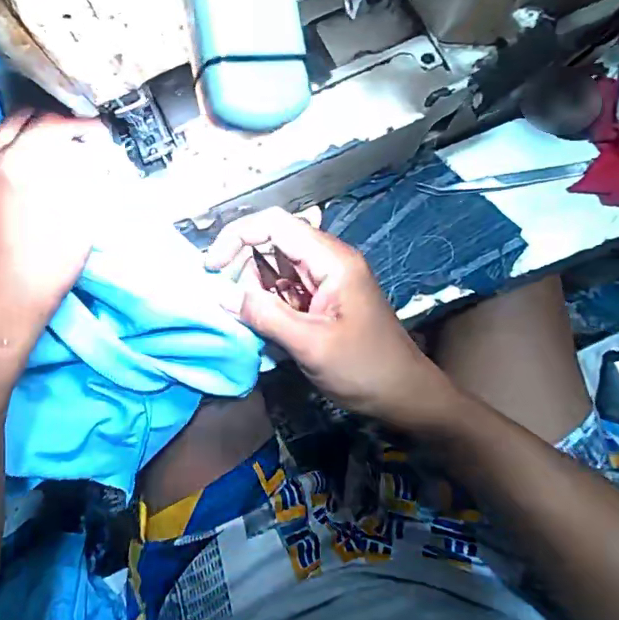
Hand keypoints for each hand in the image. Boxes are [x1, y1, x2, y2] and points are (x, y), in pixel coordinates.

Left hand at [0, 110, 119, 360]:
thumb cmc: (38, 276)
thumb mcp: (77, 227)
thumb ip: (84, 181)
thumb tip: (90, 158)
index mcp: (15, 164)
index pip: (53, 123)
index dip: (82, 125)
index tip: (99, 132)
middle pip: (23, 118)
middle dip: (53, 122)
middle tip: (76, 137)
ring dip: (28, 136)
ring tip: (52, 154)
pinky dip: (6, 156)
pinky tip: (23, 178)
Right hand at [206, 208, 462, 429]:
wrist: (405, 396)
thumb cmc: (365, 369)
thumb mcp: (310, 345)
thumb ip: (265, 316)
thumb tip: (223, 296)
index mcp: (331, 260)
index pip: (274, 223)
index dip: (237, 236)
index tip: (213, 267)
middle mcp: (327, 260)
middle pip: (271, 239)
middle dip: (242, 264)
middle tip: (229, 300)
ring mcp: (324, 278)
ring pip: (274, 264)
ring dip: (253, 285)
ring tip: (249, 317)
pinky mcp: (321, 297)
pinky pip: (283, 286)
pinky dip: (266, 300)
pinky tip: (263, 323)